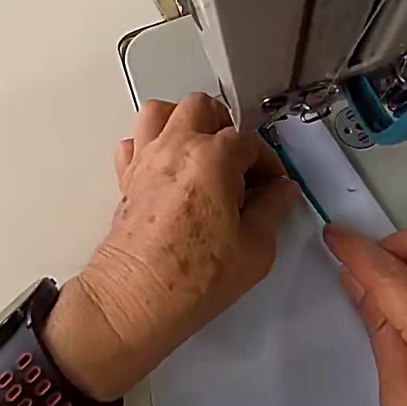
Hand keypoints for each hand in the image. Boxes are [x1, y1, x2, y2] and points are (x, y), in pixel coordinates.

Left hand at [45, 94, 298, 400]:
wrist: (135, 298)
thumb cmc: (190, 277)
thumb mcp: (254, 248)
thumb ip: (272, 209)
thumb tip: (280, 192)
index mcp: (211, 157)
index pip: (248, 140)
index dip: (266, 161)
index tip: (272, 183)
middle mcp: (174, 148)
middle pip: (200, 107)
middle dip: (224, 125)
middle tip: (238, 158)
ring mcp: (145, 160)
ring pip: (159, 112)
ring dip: (182, 121)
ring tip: (200, 151)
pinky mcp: (126, 179)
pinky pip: (134, 143)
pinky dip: (149, 145)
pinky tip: (166, 167)